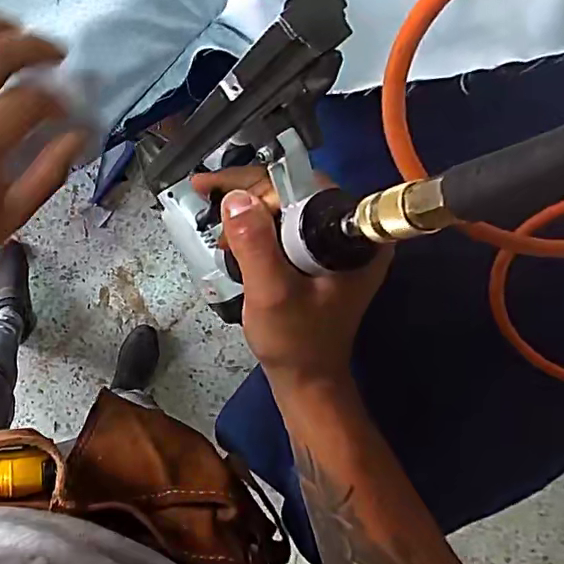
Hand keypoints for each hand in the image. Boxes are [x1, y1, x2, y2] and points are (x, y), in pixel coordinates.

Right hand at [211, 180, 390, 387]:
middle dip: (248, 197)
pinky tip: (235, 241)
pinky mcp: (320, 256)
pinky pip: (286, 226)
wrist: (306, 378)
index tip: (217, 189)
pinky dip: (257, 228)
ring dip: (249, 213)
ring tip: (222, 234)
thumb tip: (235, 198)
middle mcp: (350, 233)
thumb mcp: (271, 293)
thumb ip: (255, 245)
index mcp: (354, 238)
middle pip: (294, 191)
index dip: (259, 186)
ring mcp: (335, 245)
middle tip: (209, 204)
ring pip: (287, 206)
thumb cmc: (294, 342)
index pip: (304, 187)